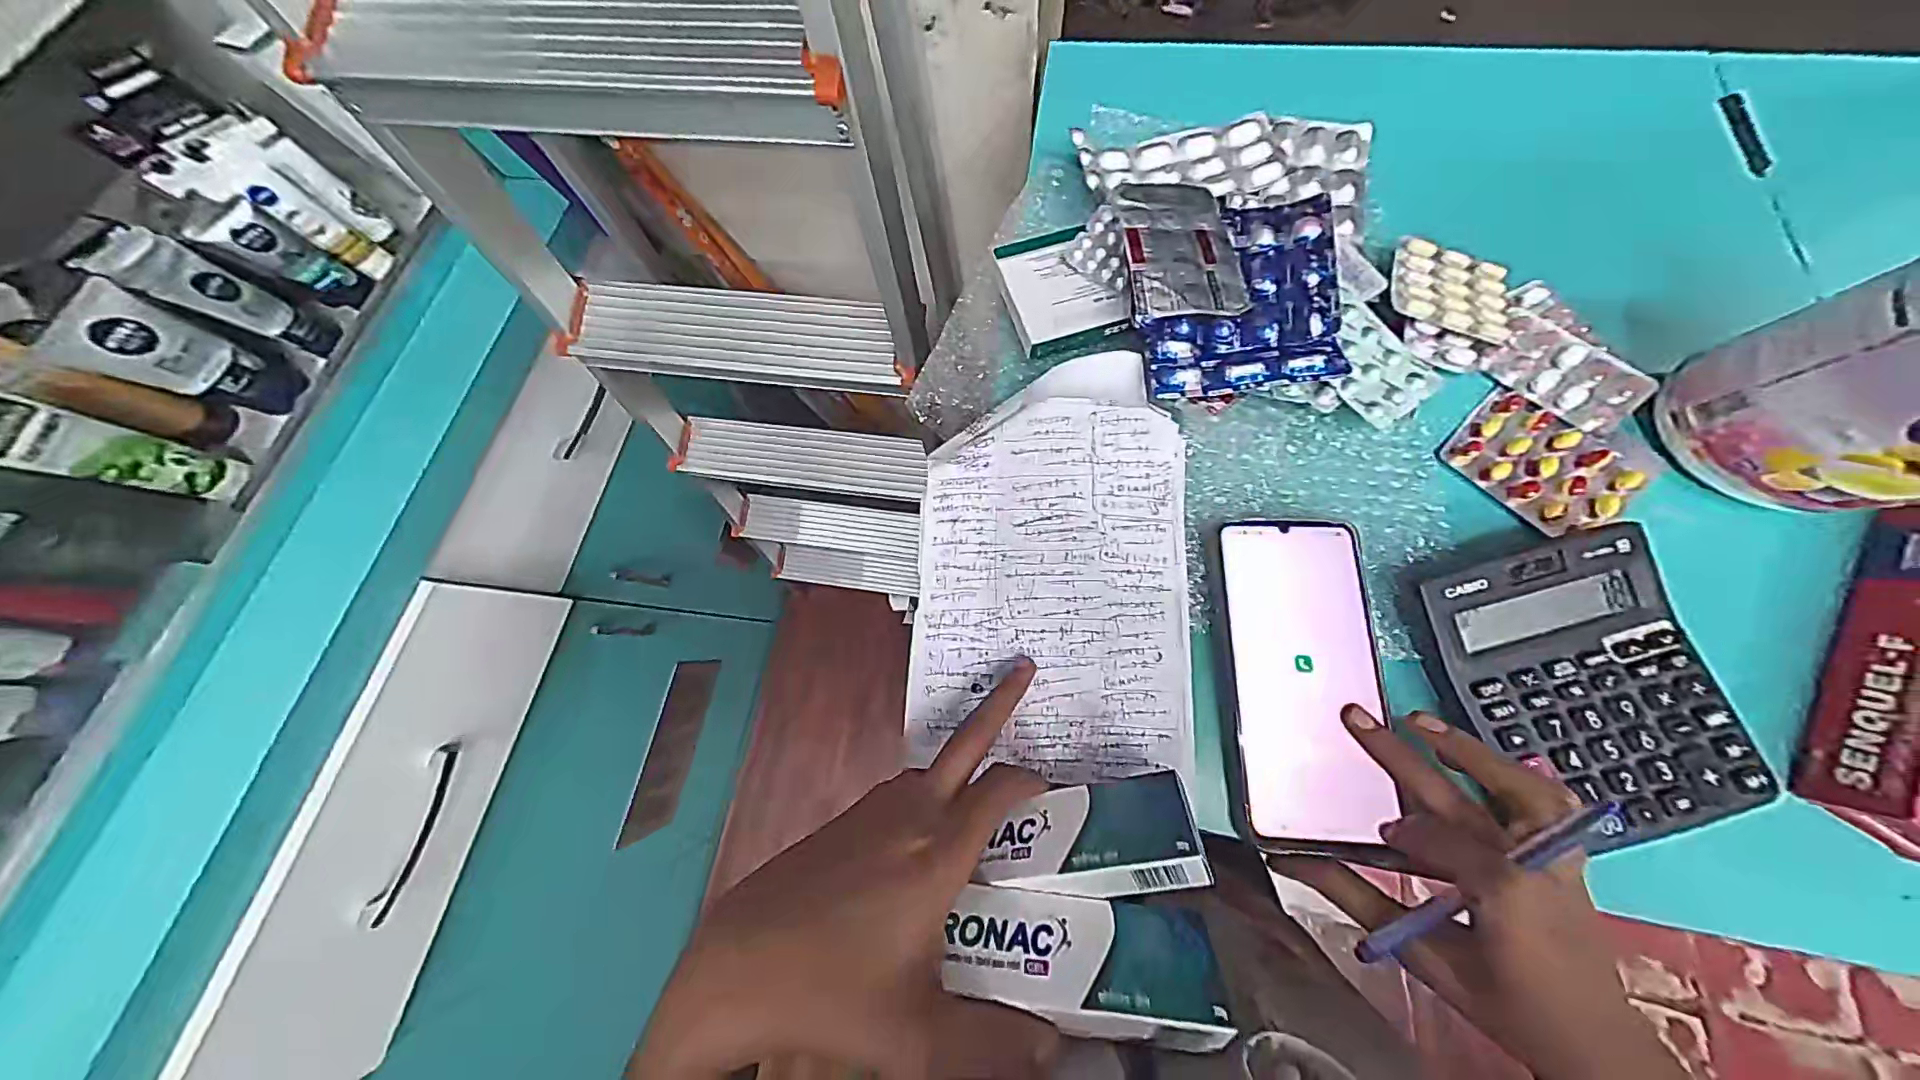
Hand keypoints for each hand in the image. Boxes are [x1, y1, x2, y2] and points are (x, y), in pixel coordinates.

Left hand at [630, 658, 1059, 1079]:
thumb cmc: (829, 993)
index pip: (999, 792)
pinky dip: (926, 793)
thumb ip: (990, 1044)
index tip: (1055, 781)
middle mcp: (908, 817)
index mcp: (936, 854)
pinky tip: (920, 836)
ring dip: (961, 767)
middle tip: (1024, 670)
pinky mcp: (842, 821)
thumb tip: (1048, 1049)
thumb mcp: (915, 1035)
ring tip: (983, 796)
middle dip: (1000, 702)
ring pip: (930, 771)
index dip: (1033, 778)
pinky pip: (899, 792)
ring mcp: (870, 813)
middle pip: (964, 744)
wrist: (737, 966)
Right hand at [1267, 705, 1685, 1079]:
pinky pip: (1550, 801)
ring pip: (1516, 786)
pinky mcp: (1570, 856)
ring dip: (1464, 750)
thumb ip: (1358, 900)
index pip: (1430, 838)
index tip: (1379, 837)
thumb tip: (1295, 863)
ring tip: (1419, 722)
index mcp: (1499, 890)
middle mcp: (1534, 863)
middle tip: (1357, 716)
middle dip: (1398, 754)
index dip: (1402, 833)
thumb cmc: (1506, 1002)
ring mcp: (1558, 857)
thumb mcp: (1424, 955)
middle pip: (1454, 795)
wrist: (1595, 1041)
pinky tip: (1485, 758)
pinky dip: (1516, 773)